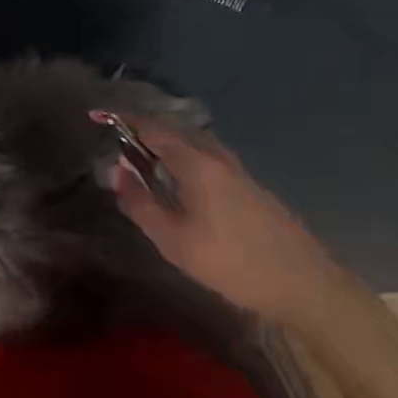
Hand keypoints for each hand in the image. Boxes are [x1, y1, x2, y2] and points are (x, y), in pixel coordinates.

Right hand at [108, 119, 340, 326]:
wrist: (302, 281)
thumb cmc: (232, 262)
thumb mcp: (175, 241)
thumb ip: (141, 203)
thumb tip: (115, 170)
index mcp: (196, 161)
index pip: (151, 127)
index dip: (122, 119)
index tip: (96, 116)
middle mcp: (215, 154)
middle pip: (171, 129)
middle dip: (141, 128)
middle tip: (114, 138)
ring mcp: (234, 166)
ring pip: (190, 141)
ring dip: (162, 141)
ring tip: (140, 155)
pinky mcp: (246, 181)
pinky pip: (203, 152)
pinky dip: (180, 153)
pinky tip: (177, 175)